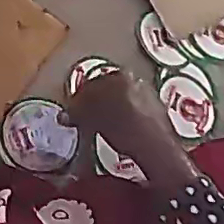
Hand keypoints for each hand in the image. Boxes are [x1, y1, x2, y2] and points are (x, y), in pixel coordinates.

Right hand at [63, 69, 197, 189]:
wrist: (155, 148)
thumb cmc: (123, 130)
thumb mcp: (91, 121)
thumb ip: (76, 113)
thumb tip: (65, 115)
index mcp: (118, 76)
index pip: (91, 83)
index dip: (79, 98)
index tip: (73, 110)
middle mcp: (136, 81)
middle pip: (109, 89)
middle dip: (97, 102)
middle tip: (85, 118)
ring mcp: (149, 95)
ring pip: (123, 100)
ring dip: (112, 110)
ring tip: (102, 127)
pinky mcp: (158, 111)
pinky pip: (135, 110)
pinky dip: (126, 118)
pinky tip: (121, 132)